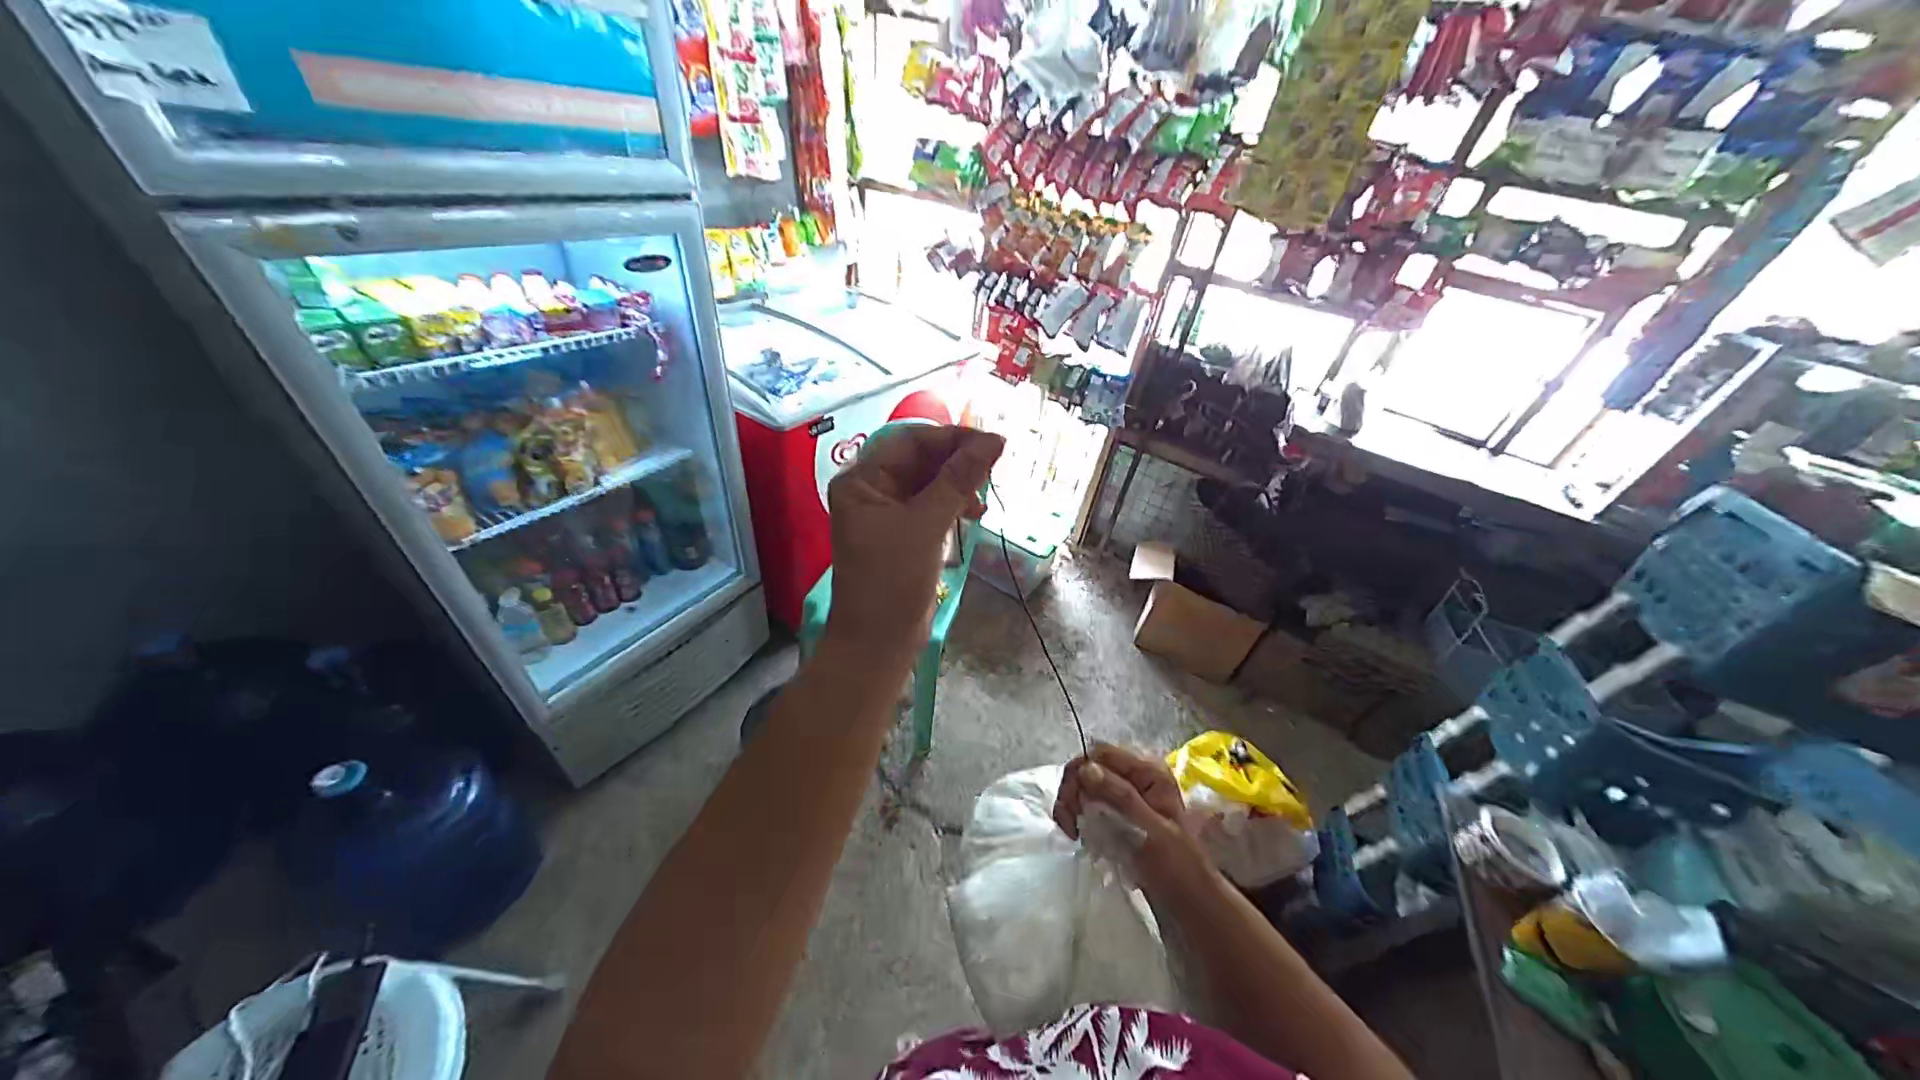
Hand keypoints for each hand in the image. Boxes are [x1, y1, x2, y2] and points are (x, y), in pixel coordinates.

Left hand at [823, 424, 1003, 656]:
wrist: (879, 642)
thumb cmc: (893, 579)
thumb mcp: (926, 524)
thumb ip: (958, 480)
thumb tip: (993, 440)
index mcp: (862, 481)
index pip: (910, 441)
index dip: (952, 438)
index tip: (993, 442)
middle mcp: (871, 491)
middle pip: (919, 460)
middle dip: (957, 462)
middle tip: (995, 467)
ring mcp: (886, 514)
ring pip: (928, 483)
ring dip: (958, 485)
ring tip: (984, 497)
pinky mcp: (903, 535)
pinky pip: (930, 507)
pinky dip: (953, 505)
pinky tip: (974, 513)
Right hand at [1054, 742, 1212, 895]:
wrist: (1191, 903)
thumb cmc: (1177, 868)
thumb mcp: (1150, 831)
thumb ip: (1120, 797)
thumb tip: (1086, 768)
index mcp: (1148, 772)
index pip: (1100, 754)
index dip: (1080, 774)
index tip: (1073, 807)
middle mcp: (1136, 777)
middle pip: (1088, 767)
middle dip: (1073, 792)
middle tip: (1070, 825)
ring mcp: (1127, 795)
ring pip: (1085, 786)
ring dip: (1072, 806)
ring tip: (1073, 832)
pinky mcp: (1119, 813)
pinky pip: (1089, 804)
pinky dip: (1079, 817)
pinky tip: (1080, 836)